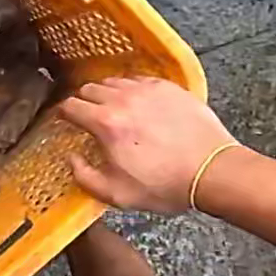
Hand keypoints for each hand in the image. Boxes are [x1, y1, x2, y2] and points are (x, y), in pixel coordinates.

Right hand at [60, 77, 238, 212]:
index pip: (70, 106)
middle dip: (83, 101)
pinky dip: (132, 90)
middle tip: (87, 115)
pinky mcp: (169, 88)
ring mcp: (147, 90)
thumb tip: (72, 159)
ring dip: (106, 93)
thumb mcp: (117, 195)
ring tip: (112, 108)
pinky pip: (140, 80)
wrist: (213, 171)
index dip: (62, 113)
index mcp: (106, 123)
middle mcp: (123, 99)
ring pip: (114, 82)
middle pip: (89, 89)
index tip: (64, 119)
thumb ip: (85, 177)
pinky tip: (138, 104)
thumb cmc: (166, 185)